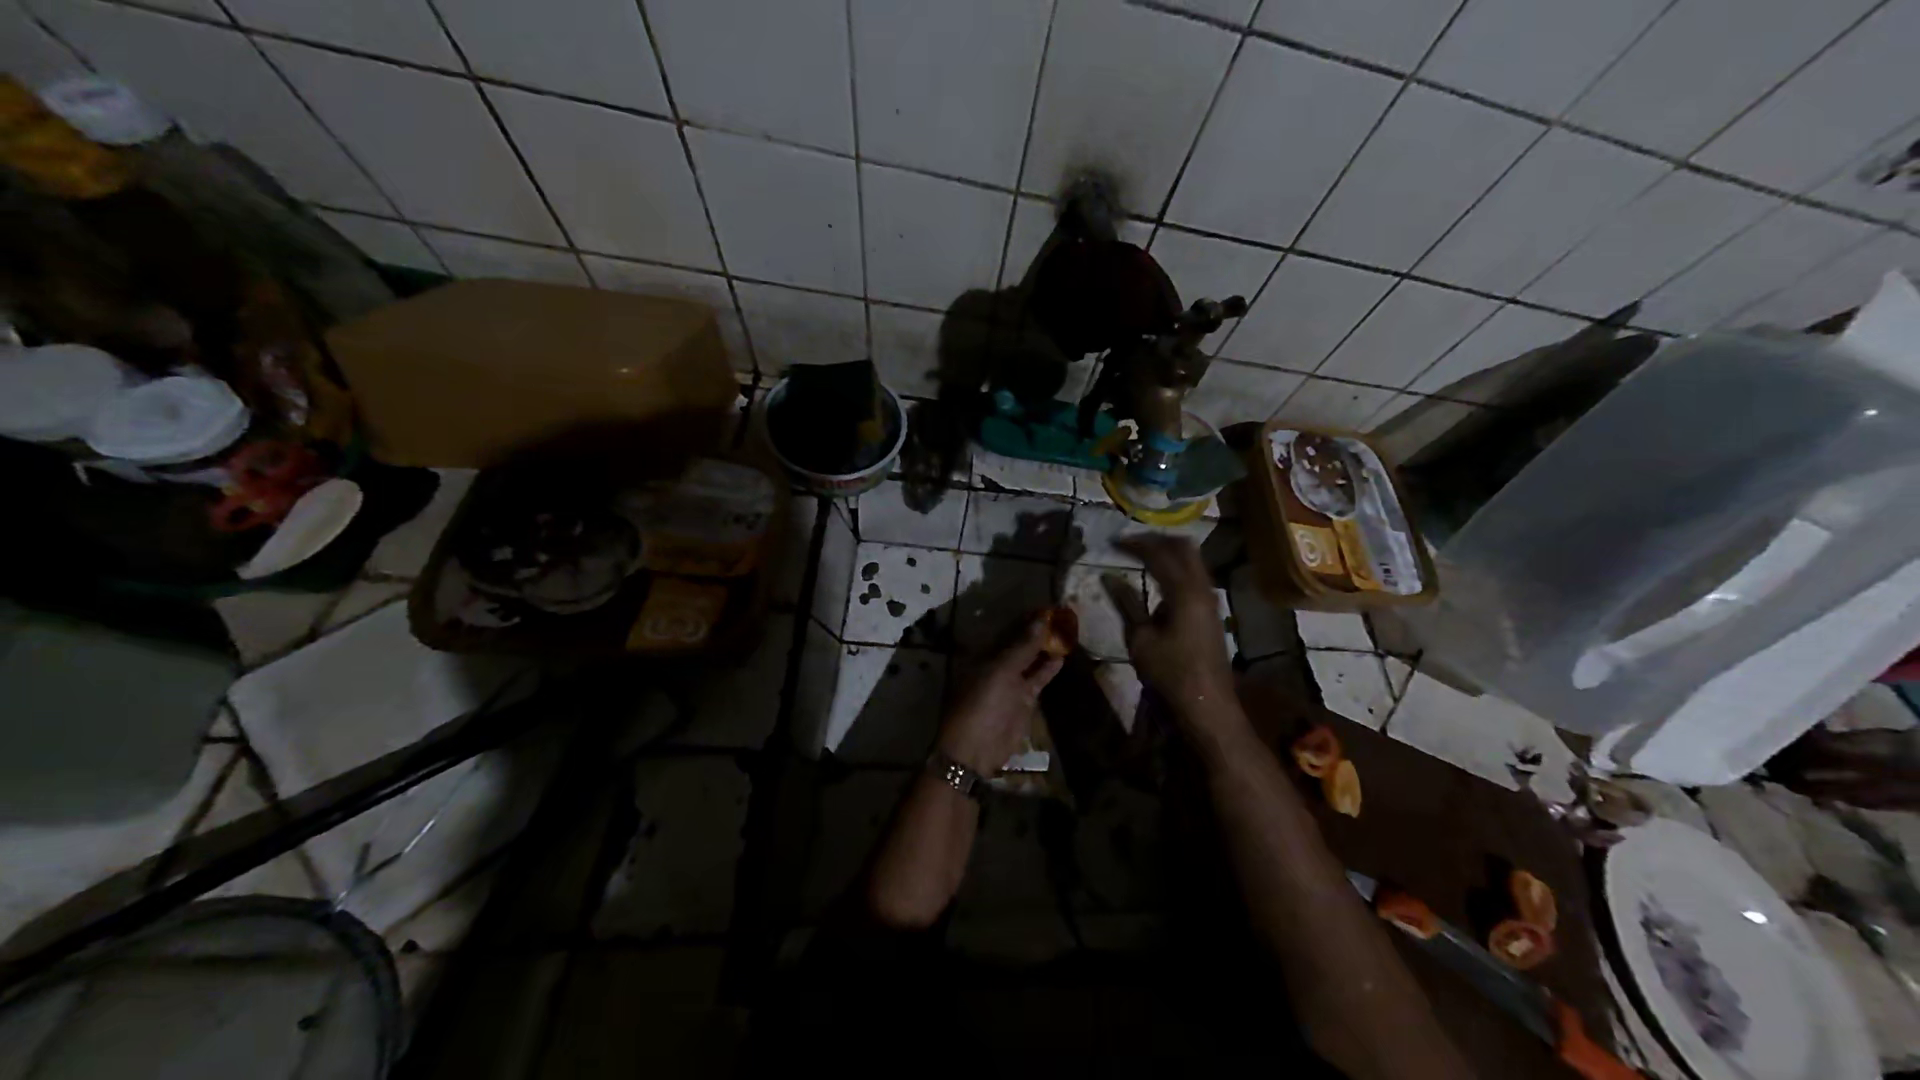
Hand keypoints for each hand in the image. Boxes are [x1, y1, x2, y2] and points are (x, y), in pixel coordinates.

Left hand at [937, 615, 1063, 773]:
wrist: (975, 749)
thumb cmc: (982, 705)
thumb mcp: (1001, 671)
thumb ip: (1022, 646)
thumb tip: (1041, 620)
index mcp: (985, 654)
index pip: (1009, 629)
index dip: (1027, 618)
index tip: (1048, 605)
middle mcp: (998, 664)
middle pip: (1021, 642)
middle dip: (1040, 630)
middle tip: (1063, 614)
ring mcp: (1012, 682)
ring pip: (1032, 658)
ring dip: (1047, 646)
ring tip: (1067, 630)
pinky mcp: (1024, 699)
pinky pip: (1038, 677)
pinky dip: (1049, 667)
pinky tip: (1062, 655)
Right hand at [1113, 536, 1235, 717]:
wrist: (1206, 702)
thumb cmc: (1169, 672)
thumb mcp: (1140, 638)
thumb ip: (1126, 603)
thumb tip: (1109, 578)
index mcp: (1184, 591)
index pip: (1159, 554)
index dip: (1134, 544)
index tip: (1112, 542)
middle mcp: (1203, 588)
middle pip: (1184, 547)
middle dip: (1157, 540)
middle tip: (1131, 543)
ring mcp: (1211, 599)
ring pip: (1193, 560)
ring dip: (1169, 554)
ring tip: (1142, 557)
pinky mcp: (1211, 611)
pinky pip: (1194, 576)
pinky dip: (1176, 569)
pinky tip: (1157, 580)